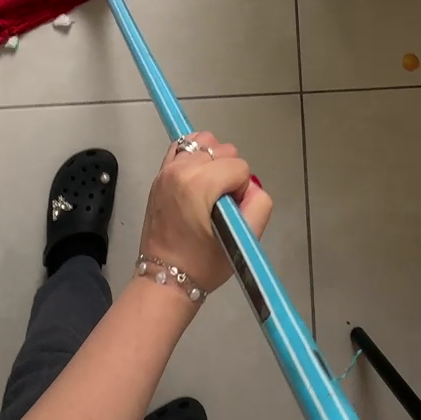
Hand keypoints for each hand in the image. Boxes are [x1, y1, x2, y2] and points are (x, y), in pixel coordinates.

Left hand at [136, 131, 273, 294]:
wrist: (164, 278)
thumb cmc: (204, 264)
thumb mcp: (244, 240)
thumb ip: (259, 204)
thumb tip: (250, 186)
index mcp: (198, 184)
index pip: (239, 167)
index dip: (242, 190)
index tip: (231, 213)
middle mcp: (180, 170)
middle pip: (224, 150)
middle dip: (229, 174)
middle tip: (221, 204)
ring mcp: (167, 169)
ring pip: (204, 142)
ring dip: (213, 161)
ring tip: (210, 189)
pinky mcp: (160, 173)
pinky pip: (183, 146)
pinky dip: (195, 155)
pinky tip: (198, 178)